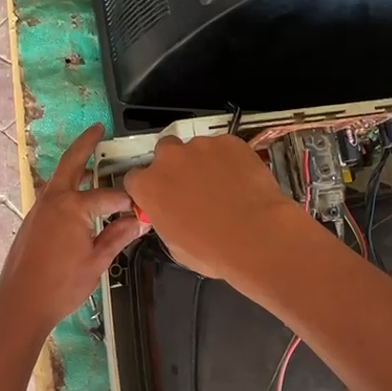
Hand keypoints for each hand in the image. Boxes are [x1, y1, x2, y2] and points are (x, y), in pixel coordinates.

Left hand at [0, 124, 145, 333]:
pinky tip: (78, 197)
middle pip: (72, 163)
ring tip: (92, 160)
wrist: (19, 304)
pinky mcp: (33, 220)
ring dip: (76, 165)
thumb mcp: (98, 261)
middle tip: (98, 128)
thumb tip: (140, 221)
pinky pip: (54, 194)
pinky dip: (68, 186)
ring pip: (61, 178)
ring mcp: (40, 208)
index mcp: (73, 206)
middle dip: (86, 144)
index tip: (145, 206)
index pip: (110, 196)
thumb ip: (118, 236)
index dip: (130, 202)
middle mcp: (54, 199)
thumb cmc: (61, 285)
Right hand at [121, 133, 314, 283]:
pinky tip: (240, 180)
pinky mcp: (229, 142)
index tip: (160, 196)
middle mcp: (170, 159)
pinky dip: (229, 159)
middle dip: (175, 166)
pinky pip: (224, 147)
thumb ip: (165, 218)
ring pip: (197, 148)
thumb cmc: (213, 248)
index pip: (135, 178)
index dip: (148, 187)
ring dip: (204, 162)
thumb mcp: (174, 244)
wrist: (256, 235)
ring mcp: (201, 146)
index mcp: (149, 186)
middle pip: (164, 152)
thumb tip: (171, 214)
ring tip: (223, 186)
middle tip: (192, 187)